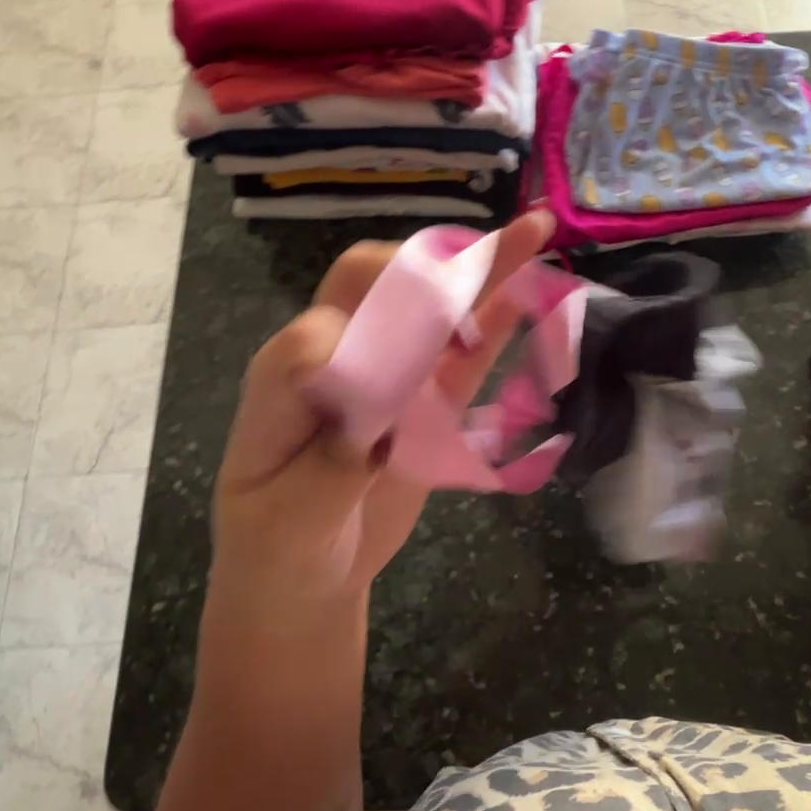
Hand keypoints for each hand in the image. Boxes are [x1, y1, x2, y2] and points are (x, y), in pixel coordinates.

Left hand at [208, 210, 556, 610]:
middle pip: (374, 288)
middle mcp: (335, 360)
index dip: (366, 346)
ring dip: (476, 272)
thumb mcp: (288, 523)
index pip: (323, 331)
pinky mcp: (424, 403)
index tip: (394, 406)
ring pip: (429, 312)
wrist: (305, 578)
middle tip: (481, 276)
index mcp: (283, 379)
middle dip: (427, 271)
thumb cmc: (278, 550)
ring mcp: (386, 378)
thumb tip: (374, 417)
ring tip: (532, 231)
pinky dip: (493, 323)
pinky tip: (525, 287)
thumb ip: (328, 467)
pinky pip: (461, 358)